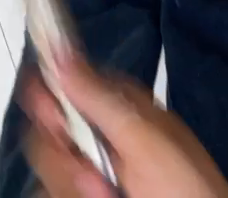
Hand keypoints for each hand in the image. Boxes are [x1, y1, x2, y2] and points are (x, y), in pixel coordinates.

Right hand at [22, 60, 227, 197]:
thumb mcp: (142, 136)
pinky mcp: (88, 190)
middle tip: (95, 178)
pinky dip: (68, 192)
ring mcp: (93, 165)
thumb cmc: (182, 184)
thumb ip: (97, 94)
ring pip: (49, 164)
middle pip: (45, 127)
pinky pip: (55, 187)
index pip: (57, 81)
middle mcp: (97, 129)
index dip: (47, 99)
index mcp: (112, 102)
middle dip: (62, 157)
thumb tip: (57, 46)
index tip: (56, 122)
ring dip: (68, 183)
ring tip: (106, 196)